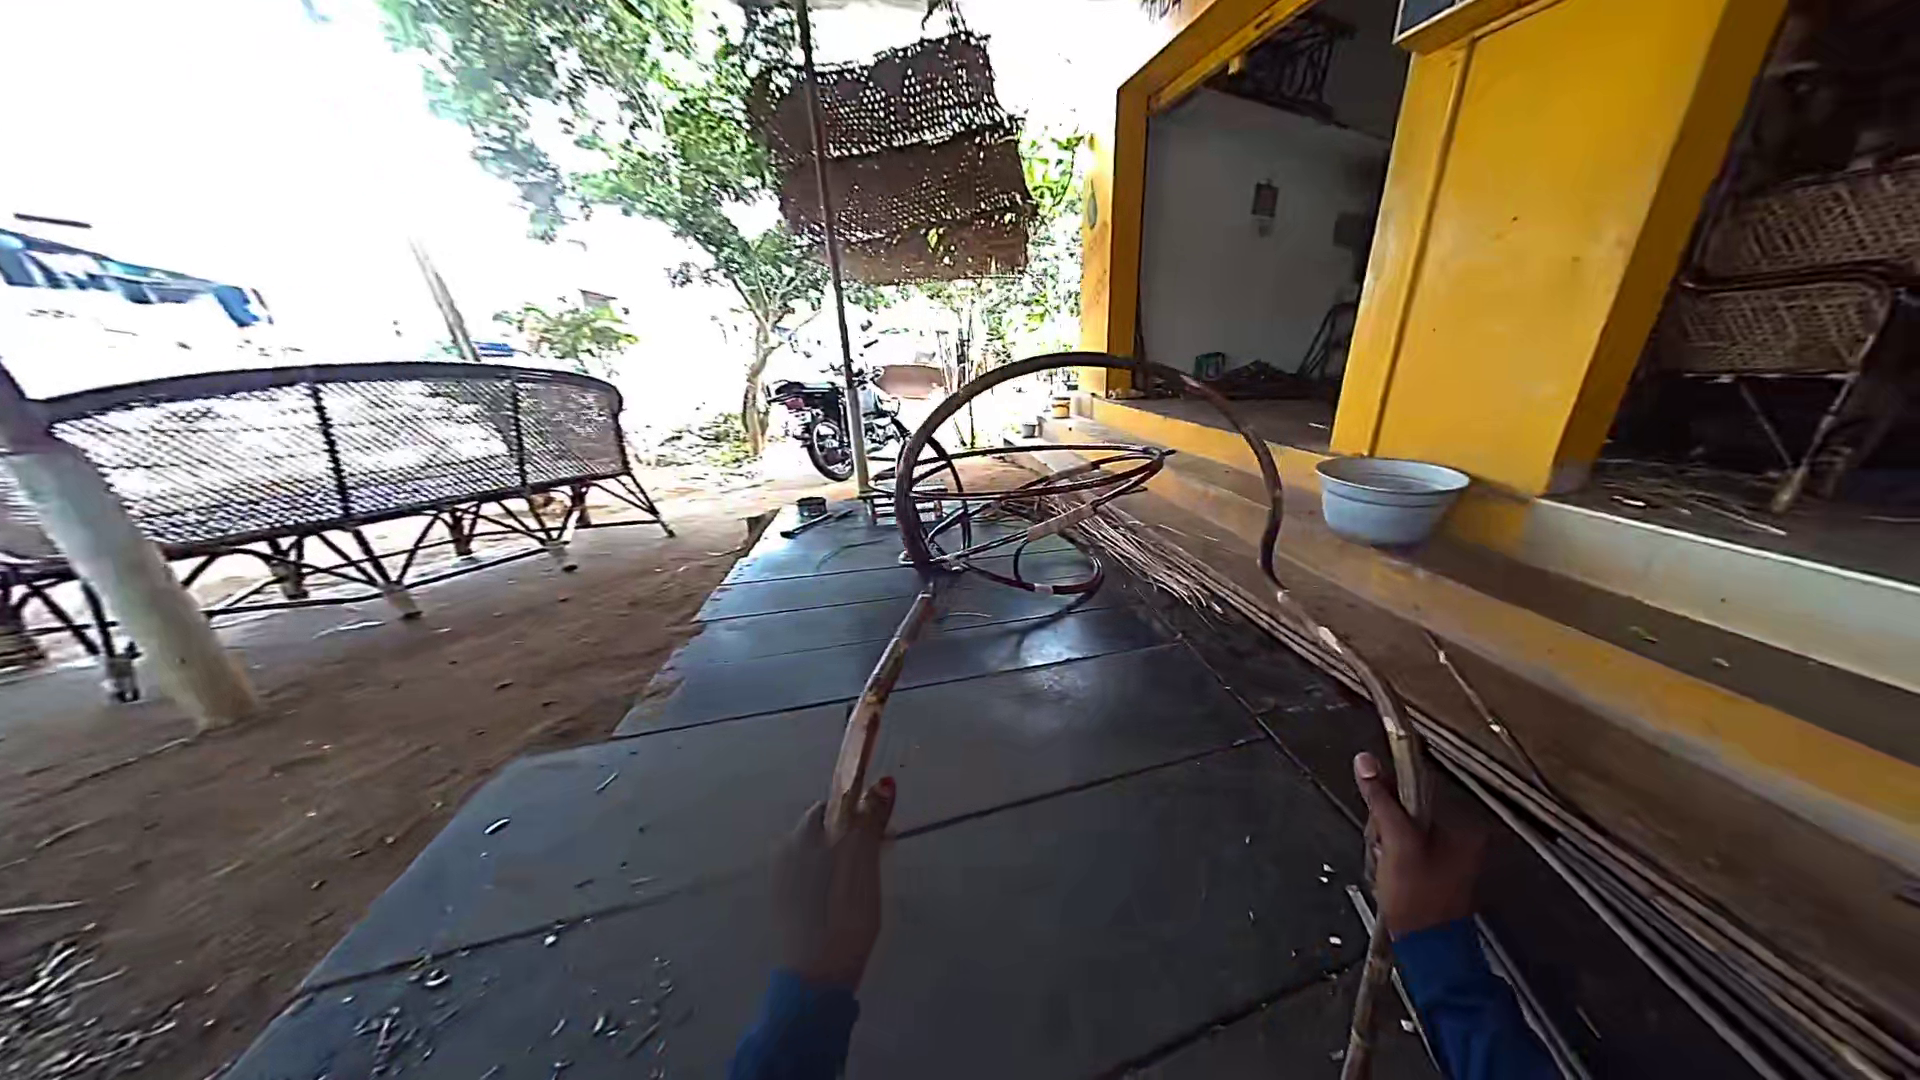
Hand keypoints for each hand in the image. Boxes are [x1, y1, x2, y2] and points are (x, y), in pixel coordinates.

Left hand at [771, 778, 896, 989]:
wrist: (817, 980)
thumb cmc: (842, 915)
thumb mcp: (863, 862)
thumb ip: (871, 820)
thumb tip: (884, 783)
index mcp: (799, 837)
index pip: (831, 806)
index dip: (857, 810)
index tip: (878, 829)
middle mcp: (784, 853)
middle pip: (825, 829)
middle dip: (853, 834)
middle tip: (878, 856)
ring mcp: (782, 882)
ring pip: (821, 854)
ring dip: (844, 857)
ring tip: (865, 883)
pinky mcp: (786, 907)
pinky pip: (813, 877)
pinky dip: (832, 879)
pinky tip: (847, 900)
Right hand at [1354, 752, 1483, 937]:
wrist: (1426, 946)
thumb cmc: (1418, 897)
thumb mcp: (1396, 840)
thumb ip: (1381, 799)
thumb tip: (1365, 760)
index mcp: (1461, 824)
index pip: (1413, 785)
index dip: (1388, 796)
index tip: (1381, 816)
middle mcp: (1457, 833)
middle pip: (1400, 805)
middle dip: (1382, 825)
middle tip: (1385, 847)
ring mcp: (1443, 849)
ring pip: (1393, 824)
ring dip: (1380, 840)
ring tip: (1387, 863)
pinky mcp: (1428, 862)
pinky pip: (1395, 840)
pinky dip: (1385, 852)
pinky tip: (1388, 870)